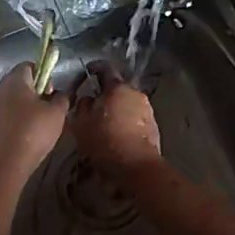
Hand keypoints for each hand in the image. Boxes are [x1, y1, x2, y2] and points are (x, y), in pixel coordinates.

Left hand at [0, 62, 66, 172]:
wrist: (7, 161)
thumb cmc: (34, 131)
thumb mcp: (57, 113)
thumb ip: (62, 98)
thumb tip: (61, 93)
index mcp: (14, 81)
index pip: (28, 65)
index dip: (43, 72)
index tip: (52, 89)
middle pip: (19, 80)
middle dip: (36, 89)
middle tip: (49, 104)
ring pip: (13, 97)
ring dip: (28, 103)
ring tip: (42, 120)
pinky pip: (7, 111)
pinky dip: (18, 115)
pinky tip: (29, 130)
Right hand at [68, 62, 162, 178]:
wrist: (137, 166)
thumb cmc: (105, 140)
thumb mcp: (81, 123)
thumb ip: (82, 106)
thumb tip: (87, 98)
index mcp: (117, 88)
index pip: (106, 69)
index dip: (94, 69)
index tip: (87, 72)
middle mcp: (136, 94)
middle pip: (118, 88)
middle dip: (105, 94)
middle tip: (92, 104)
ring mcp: (148, 110)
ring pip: (127, 103)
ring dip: (116, 108)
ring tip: (104, 122)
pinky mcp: (154, 125)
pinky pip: (135, 117)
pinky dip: (125, 120)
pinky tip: (116, 133)